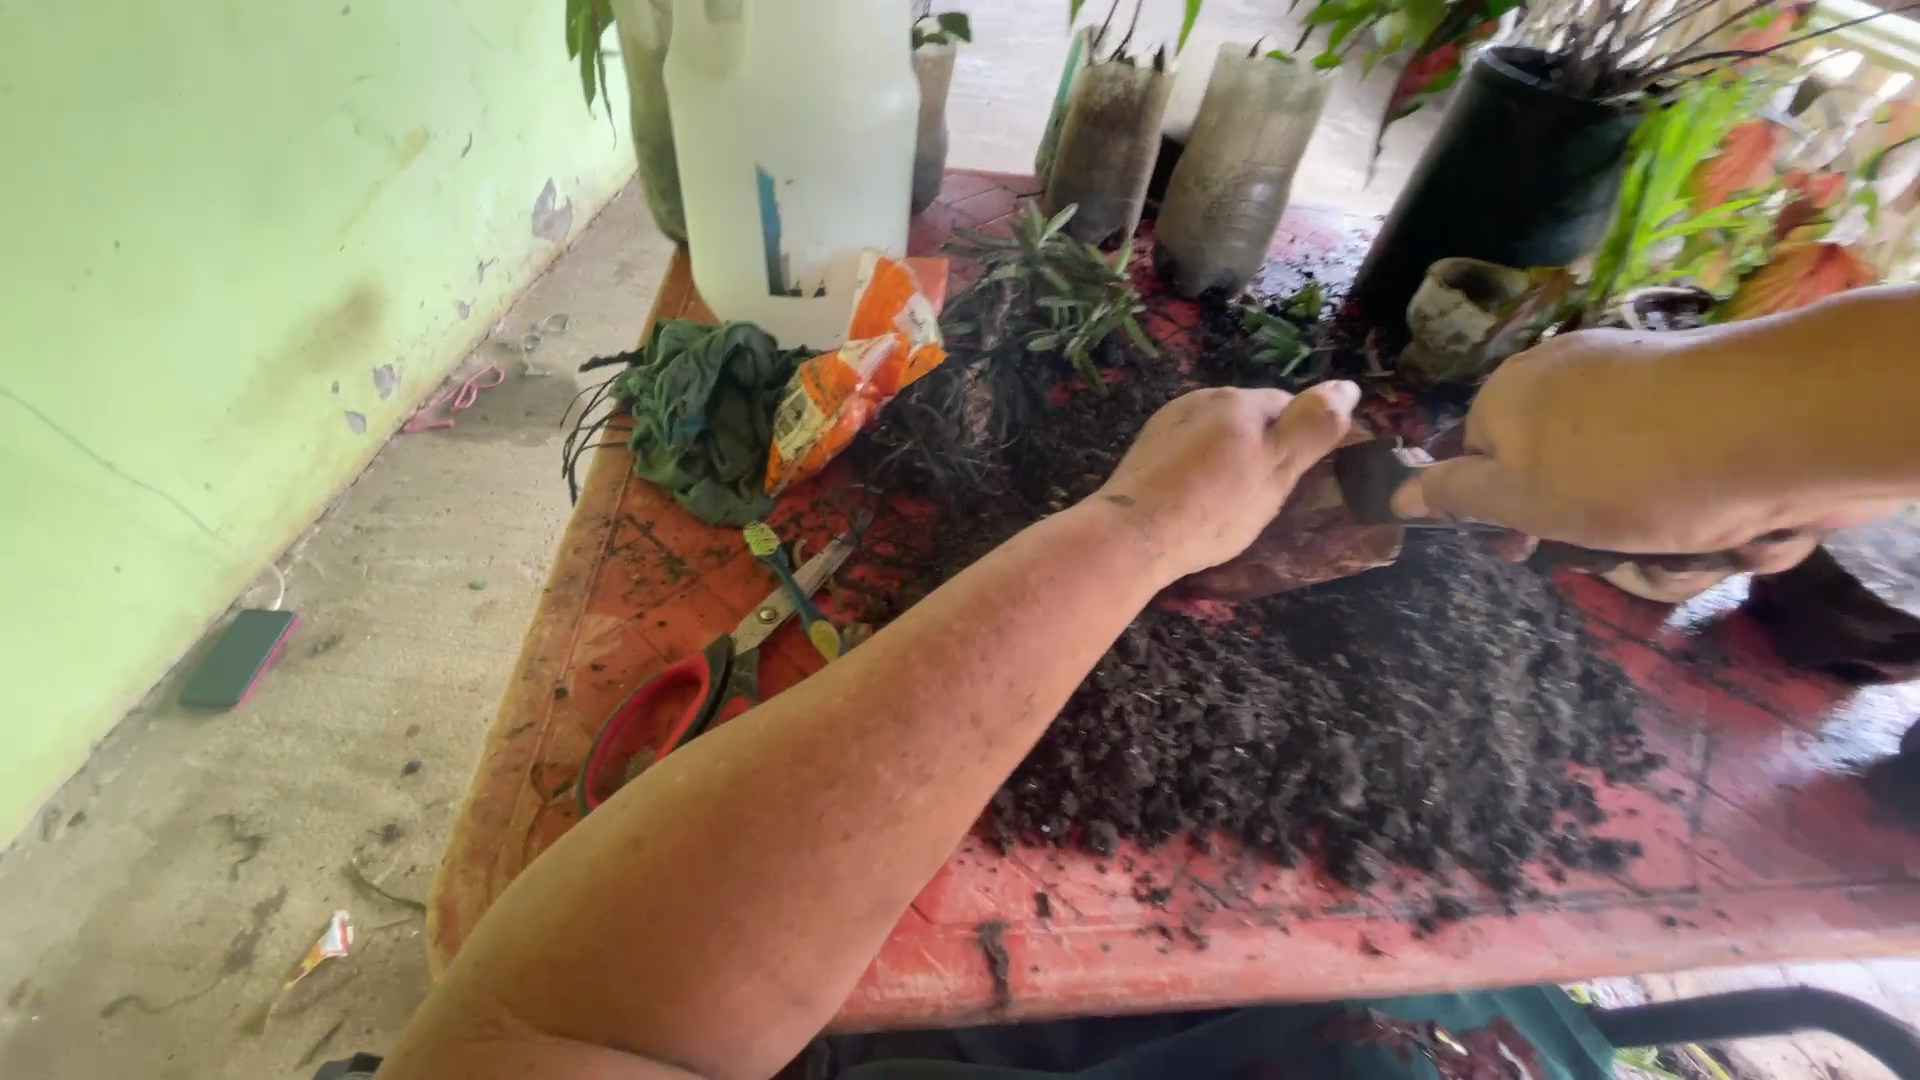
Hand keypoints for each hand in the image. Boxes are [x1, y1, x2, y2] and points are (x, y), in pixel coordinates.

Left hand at [1094, 382, 1359, 578]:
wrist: (1133, 534)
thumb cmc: (1214, 506)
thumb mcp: (1278, 468)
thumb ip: (1313, 427)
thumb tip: (1347, 386)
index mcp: (1237, 400)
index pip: (1287, 406)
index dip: (1300, 441)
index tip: (1298, 479)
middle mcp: (1199, 400)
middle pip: (1248, 421)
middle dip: (1262, 451)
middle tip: (1263, 498)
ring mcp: (1166, 424)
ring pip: (1215, 438)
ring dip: (1228, 462)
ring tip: (1227, 505)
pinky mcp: (1144, 451)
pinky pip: (1187, 455)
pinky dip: (1198, 474)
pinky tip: (1195, 503)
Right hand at [1396, 327, 1905, 574]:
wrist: (1787, 419)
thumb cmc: (1619, 472)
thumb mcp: (1518, 501)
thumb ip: (1453, 496)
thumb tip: (1396, 495)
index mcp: (1504, 395)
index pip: (1476, 458)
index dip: (1496, 508)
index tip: (1523, 547)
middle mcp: (1561, 370)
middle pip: (1547, 458)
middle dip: (1572, 510)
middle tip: (1603, 548)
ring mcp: (1635, 368)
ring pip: (1615, 460)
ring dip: (1638, 509)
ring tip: (1683, 537)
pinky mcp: (1704, 378)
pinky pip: (1673, 443)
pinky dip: (1690, 482)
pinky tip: (1725, 508)